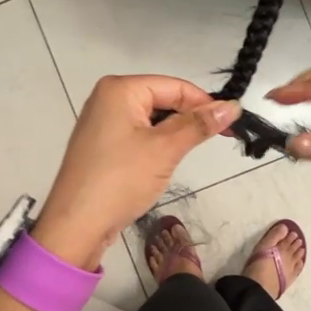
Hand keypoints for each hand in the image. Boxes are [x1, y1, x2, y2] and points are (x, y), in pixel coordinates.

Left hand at [33, 75, 238, 268]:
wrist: (77, 225)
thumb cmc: (121, 180)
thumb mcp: (165, 149)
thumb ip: (199, 125)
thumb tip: (232, 107)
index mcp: (120, 89)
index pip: (174, 86)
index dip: (204, 103)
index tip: (231, 125)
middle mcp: (107, 98)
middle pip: (162, 99)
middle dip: (189, 118)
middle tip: (217, 140)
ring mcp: (101, 123)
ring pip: (150, 119)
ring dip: (173, 133)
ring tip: (190, 152)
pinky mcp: (101, 146)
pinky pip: (137, 135)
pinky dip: (155, 144)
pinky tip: (165, 162)